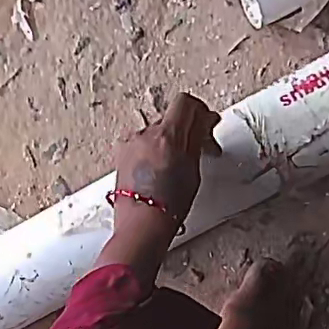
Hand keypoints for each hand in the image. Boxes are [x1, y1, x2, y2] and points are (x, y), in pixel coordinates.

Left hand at [97, 94, 220, 282]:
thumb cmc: (168, 205)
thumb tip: (203, 120)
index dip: (200, 111)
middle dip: (186, 129)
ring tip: (177, 166)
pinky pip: (143, 145)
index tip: (207, 124)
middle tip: (199, 149)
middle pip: (170, 117)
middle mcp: (145, 134)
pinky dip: (154, 151)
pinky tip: (160, 171)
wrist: (141, 225)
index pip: (185, 103)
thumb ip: (197, 139)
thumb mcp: (193, 169)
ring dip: (168, 142)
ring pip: (156, 132)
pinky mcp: (121, 156)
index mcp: (167, 134)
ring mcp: (130, 144)